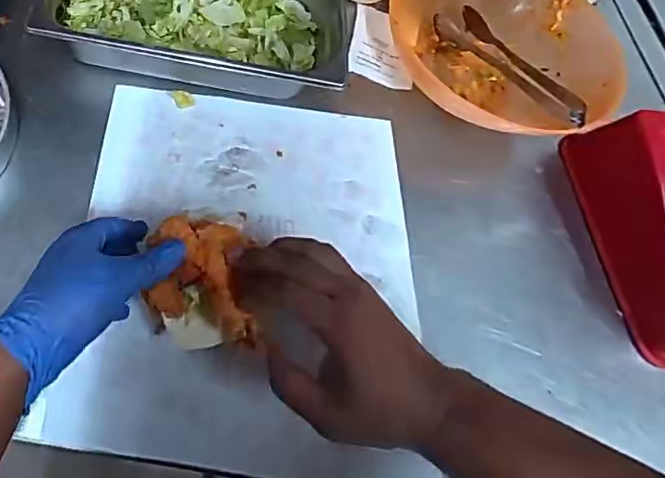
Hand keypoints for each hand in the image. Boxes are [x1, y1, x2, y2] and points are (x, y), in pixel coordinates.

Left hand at [0, 217, 184, 405]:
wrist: (33, 342)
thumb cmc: (79, 299)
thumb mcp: (120, 279)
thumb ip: (150, 264)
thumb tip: (179, 246)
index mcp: (80, 237)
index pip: (112, 225)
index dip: (133, 229)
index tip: (152, 235)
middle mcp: (68, 251)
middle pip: (103, 245)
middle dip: (127, 252)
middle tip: (150, 260)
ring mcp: (59, 277)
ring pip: (96, 268)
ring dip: (117, 274)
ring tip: (139, 285)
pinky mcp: (56, 301)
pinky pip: (88, 288)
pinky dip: (105, 292)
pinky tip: (118, 308)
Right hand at [234, 238, 451, 450]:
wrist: (430, 401)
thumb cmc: (379, 410)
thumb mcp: (328, 416)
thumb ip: (289, 385)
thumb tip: (265, 349)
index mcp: (338, 323)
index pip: (288, 291)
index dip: (257, 289)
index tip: (236, 293)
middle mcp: (346, 294)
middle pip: (297, 262)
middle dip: (261, 259)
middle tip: (234, 260)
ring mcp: (357, 285)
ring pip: (312, 249)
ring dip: (280, 248)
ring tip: (255, 254)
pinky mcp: (362, 285)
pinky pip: (326, 254)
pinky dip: (300, 248)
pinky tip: (286, 257)